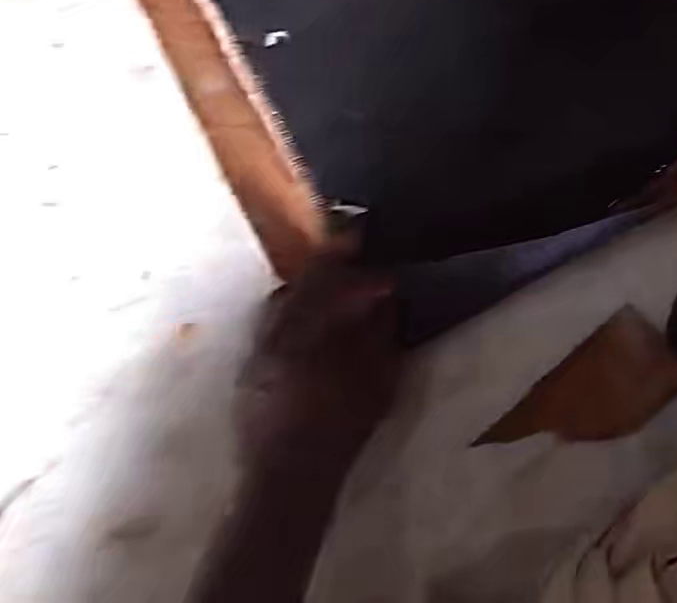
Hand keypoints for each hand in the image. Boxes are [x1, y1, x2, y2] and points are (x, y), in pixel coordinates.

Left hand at [236, 246, 399, 473]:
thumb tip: (387, 296)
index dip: (347, 260)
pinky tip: (321, 320)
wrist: (291, 474)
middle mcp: (269, 343)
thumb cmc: (345, 419)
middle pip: (293, 291)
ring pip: (277, 310)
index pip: (324, 284)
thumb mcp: (380, 371)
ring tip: (338, 283)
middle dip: (323, 268)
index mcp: (302, 338)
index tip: (368, 239)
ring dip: (308, 291)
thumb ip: (380, 329)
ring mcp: (254, 360)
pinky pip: (274, 330)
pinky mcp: (251, 376)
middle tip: (351, 248)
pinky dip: (298, 314)